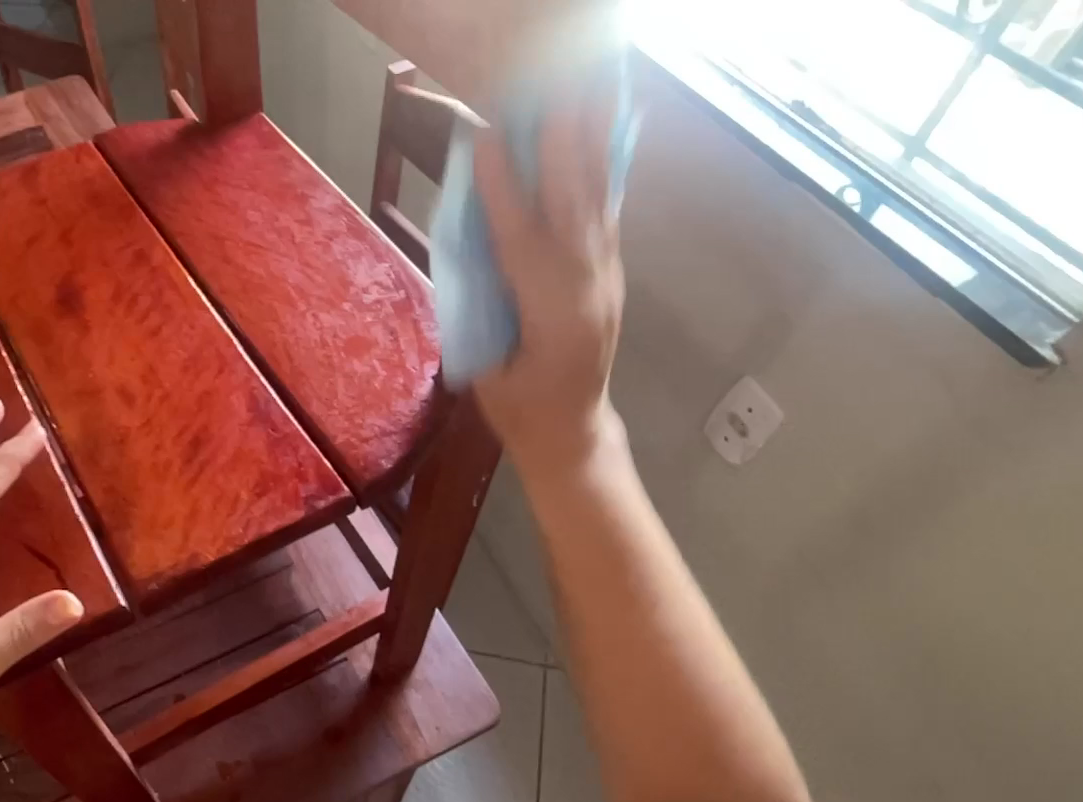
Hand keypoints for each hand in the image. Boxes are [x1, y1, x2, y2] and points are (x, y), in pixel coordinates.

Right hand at [471, 100, 628, 480]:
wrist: (571, 432)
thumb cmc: (519, 412)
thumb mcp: (488, 372)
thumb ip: (483, 313)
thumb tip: (472, 255)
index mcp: (552, 318)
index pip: (522, 243)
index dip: (501, 190)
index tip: (484, 140)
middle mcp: (588, 288)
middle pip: (571, 204)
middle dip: (558, 143)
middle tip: (543, 89)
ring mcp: (607, 278)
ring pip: (596, 202)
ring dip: (587, 142)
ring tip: (581, 90)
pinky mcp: (610, 275)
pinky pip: (604, 214)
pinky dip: (601, 170)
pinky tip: (600, 134)